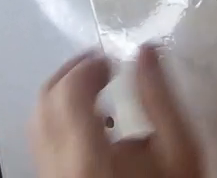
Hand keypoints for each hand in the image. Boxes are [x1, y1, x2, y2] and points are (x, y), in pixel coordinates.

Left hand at [31, 45, 203, 177]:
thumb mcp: (179, 149)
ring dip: (62, 94)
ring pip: (36, 122)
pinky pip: (40, 142)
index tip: (111, 60)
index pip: (68, 94)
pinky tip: (89, 120)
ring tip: (95, 87)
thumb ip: (160, 97)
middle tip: (102, 66)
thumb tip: (145, 50)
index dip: (86, 66)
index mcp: (89, 158)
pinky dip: (58, 117)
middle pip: (45, 102)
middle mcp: (59, 169)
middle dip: (72, 73)